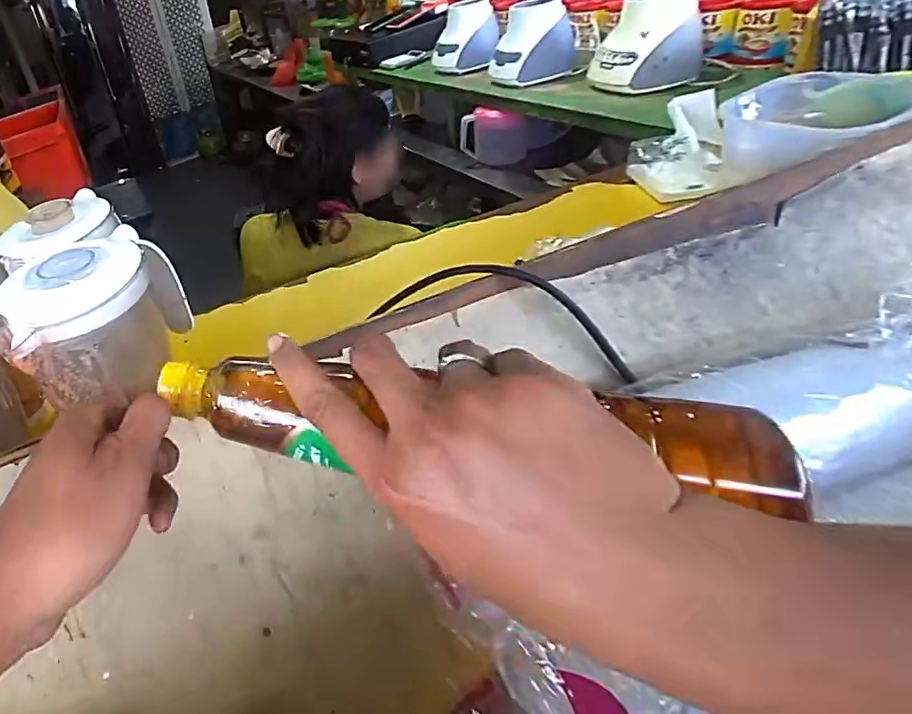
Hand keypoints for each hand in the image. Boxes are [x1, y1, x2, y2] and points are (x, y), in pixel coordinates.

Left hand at [0, 394, 179, 640]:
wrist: (7, 599)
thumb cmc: (76, 525)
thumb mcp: (125, 465)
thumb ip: (146, 423)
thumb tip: (155, 399)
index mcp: (81, 424)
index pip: (130, 403)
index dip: (155, 425)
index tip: (167, 455)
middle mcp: (69, 446)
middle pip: (128, 439)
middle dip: (155, 462)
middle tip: (164, 484)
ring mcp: (61, 483)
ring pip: (119, 473)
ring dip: (147, 492)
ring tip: (159, 524)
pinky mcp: (58, 518)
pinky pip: (101, 501)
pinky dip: (123, 513)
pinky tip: (131, 536)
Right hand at [268, 334, 682, 650]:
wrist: (630, 562)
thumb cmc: (532, 571)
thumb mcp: (449, 536)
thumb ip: (417, 476)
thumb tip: (412, 433)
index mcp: (401, 480)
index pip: (330, 412)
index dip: (300, 370)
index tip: (281, 340)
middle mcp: (428, 427)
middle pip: (379, 357)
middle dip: (377, 352)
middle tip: (389, 358)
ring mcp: (480, 395)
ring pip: (458, 362)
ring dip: (473, 384)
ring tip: (514, 424)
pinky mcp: (530, 375)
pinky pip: (508, 363)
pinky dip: (520, 384)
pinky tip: (549, 419)